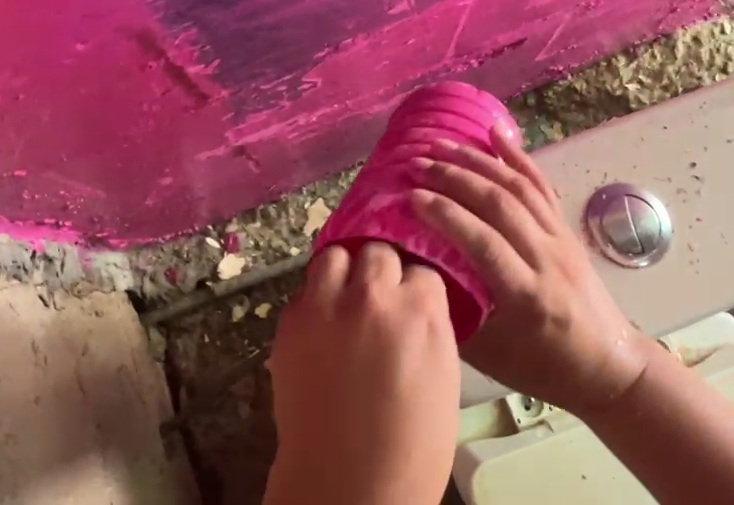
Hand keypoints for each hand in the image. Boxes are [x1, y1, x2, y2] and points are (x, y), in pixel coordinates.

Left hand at [264, 243, 460, 504]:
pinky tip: (322, 327)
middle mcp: (372, 296)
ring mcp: (326, 305)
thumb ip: (428, 325)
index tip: (412, 299)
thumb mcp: (443, 375)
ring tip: (346, 298)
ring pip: (334, 256)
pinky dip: (315, 301)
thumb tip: (415, 302)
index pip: (422, 266)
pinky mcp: (290, 321)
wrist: (348, 485)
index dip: (416, 284)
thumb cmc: (411, 445)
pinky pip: (305, 291)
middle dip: (381, 270)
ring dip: (343, 272)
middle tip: (379, 296)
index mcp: (420, 310)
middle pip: (377, 251)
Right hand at [410, 132, 653, 411]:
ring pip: (518, 188)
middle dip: (454, 178)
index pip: (484, 243)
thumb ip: (454, 314)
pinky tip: (494, 133)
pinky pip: (540, 185)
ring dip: (477, 161)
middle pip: (499, 205)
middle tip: (416, 164)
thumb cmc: (544, 367)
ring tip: (441, 145)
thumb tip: (411, 273)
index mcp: (528, 296)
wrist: (610, 367)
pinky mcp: (565, 229)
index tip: (410, 198)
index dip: (446, 215)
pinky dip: (517, 156)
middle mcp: (547, 259)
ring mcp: (560, 239)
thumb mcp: (492, 356)